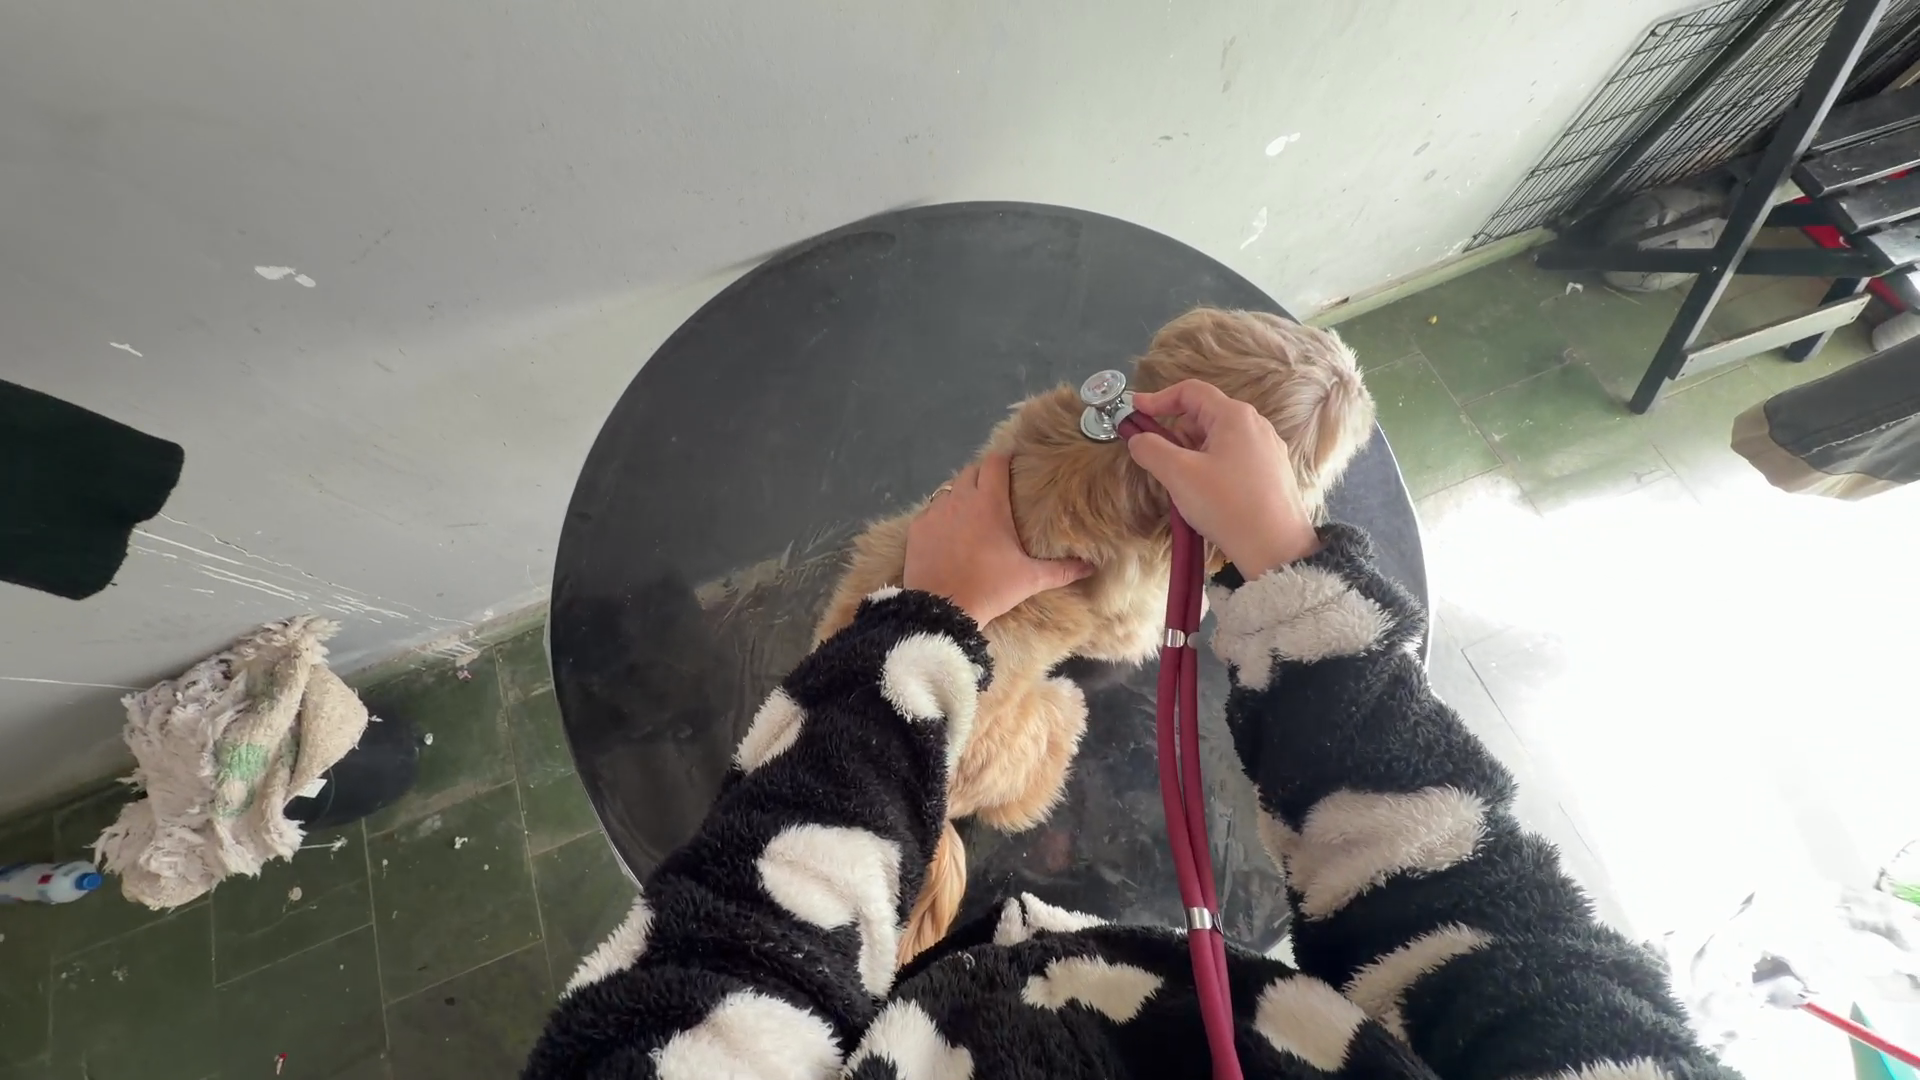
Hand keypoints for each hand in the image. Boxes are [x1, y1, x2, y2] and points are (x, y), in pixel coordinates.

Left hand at [903, 454, 1093, 625]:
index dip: (1005, 459)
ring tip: (972, 512)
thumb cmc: (990, 588)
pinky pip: (931, 511)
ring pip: (949, 489)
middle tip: (996, 490)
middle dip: (984, 475)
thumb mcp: (1030, 579)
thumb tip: (1090, 567)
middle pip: (972, 471)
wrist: (942, 610)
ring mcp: (935, 512)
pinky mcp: (917, 527)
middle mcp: (960, 498)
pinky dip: (942, 515)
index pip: (995, 462)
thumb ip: (1062, 570)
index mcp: (989, 502)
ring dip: (961, 494)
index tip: (1014, 465)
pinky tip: (949, 532)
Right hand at [1125, 379, 1320, 577]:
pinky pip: (1231, 457)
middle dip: (1175, 434)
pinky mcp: (1271, 472)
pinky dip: (1209, 466)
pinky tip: (1207, 494)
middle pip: (1203, 416)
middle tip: (1161, 462)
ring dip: (1192, 454)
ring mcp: (1266, 448)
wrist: (1275, 548)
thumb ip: (1151, 449)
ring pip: (1216, 439)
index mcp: (1234, 416)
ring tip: (1185, 485)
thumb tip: (1136, 438)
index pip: (1190, 391)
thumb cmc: (1226, 504)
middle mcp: (1255, 424)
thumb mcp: (1178, 474)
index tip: (1135, 411)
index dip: (1158, 398)